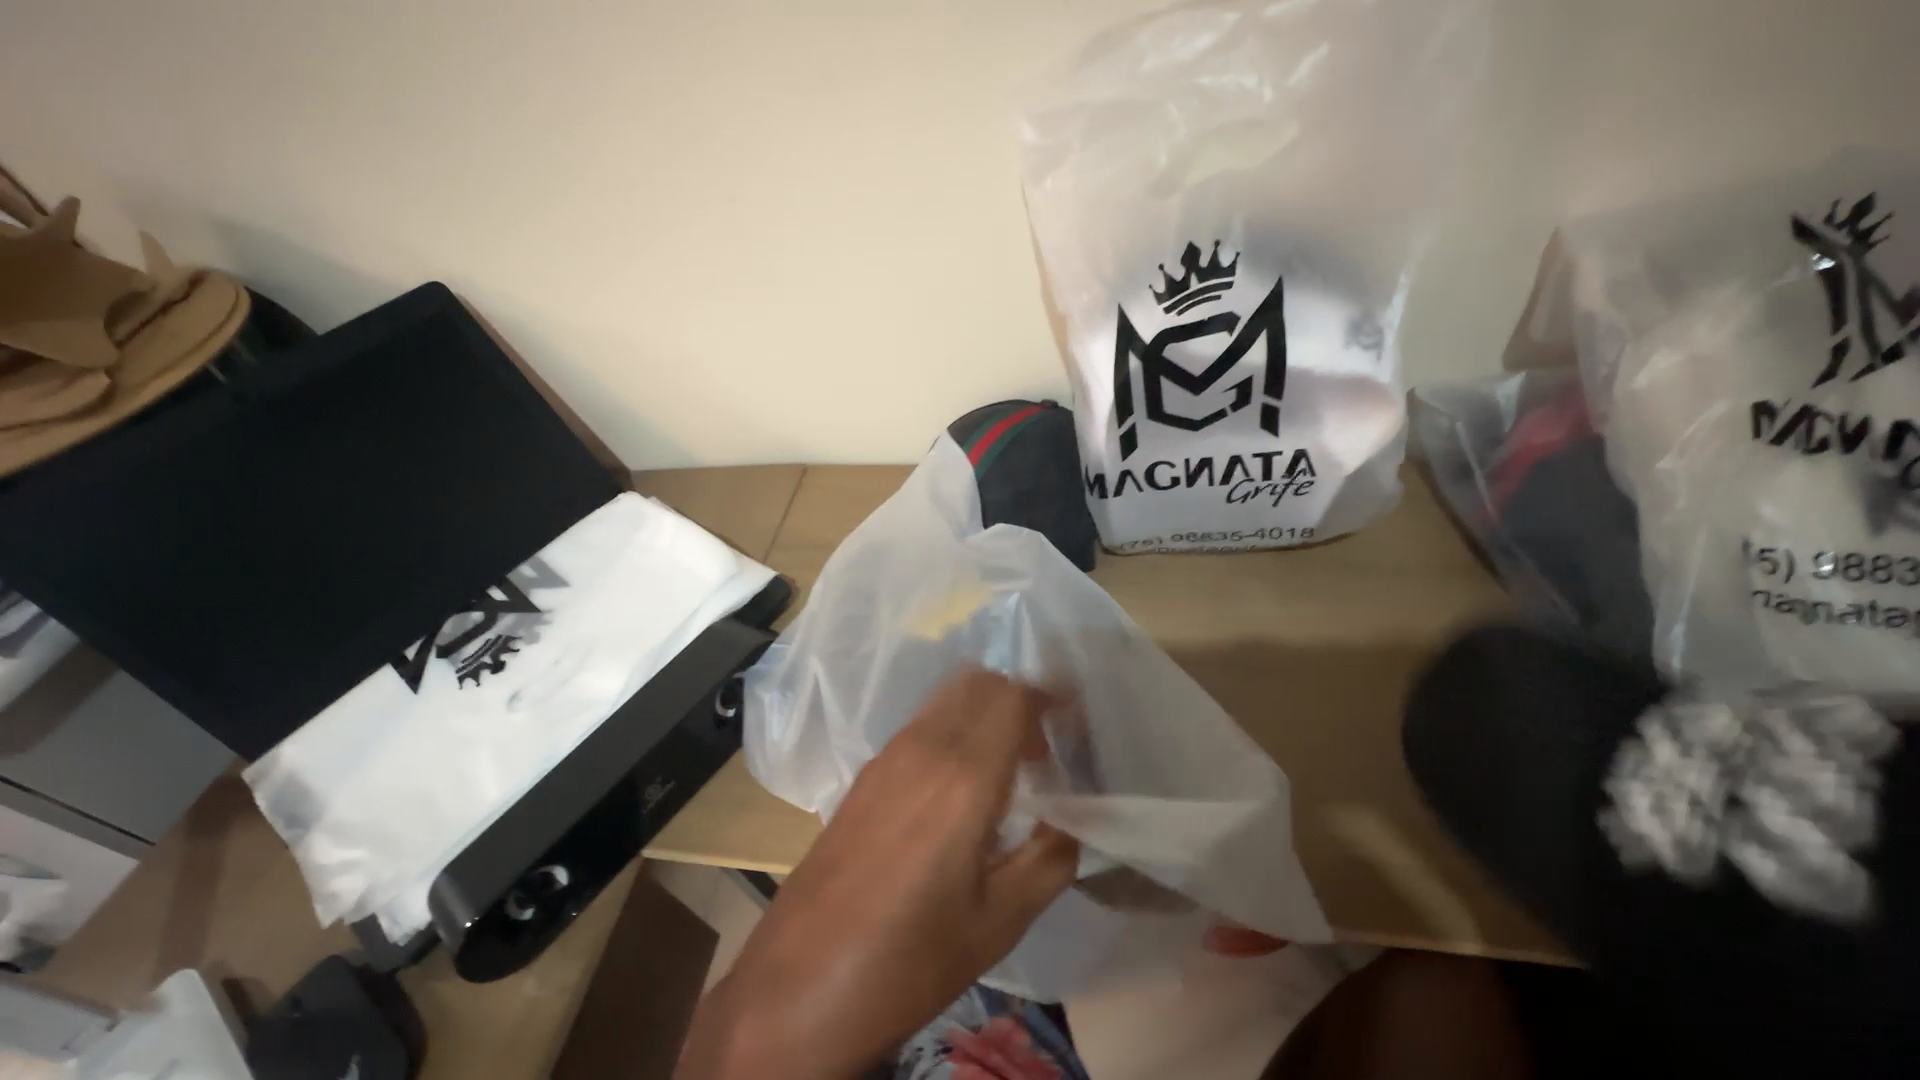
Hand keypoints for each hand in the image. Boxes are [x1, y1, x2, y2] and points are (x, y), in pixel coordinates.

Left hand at [677, 669, 1080, 1079]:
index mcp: (962, 777)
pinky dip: (954, 732)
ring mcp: (885, 759)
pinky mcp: (863, 777)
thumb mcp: (1000, 922)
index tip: (1076, 731)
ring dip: (984, 714)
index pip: (1013, 695)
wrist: (798, 988)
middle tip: (1046, 751)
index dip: (1051, 700)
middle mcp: (921, 749)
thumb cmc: (909, 960)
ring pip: (946, 700)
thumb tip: (1071, 819)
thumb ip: (1050, 858)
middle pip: (978, 683)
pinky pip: (921, 727)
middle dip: (1020, 700)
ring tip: (1011, 770)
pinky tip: (964, 790)